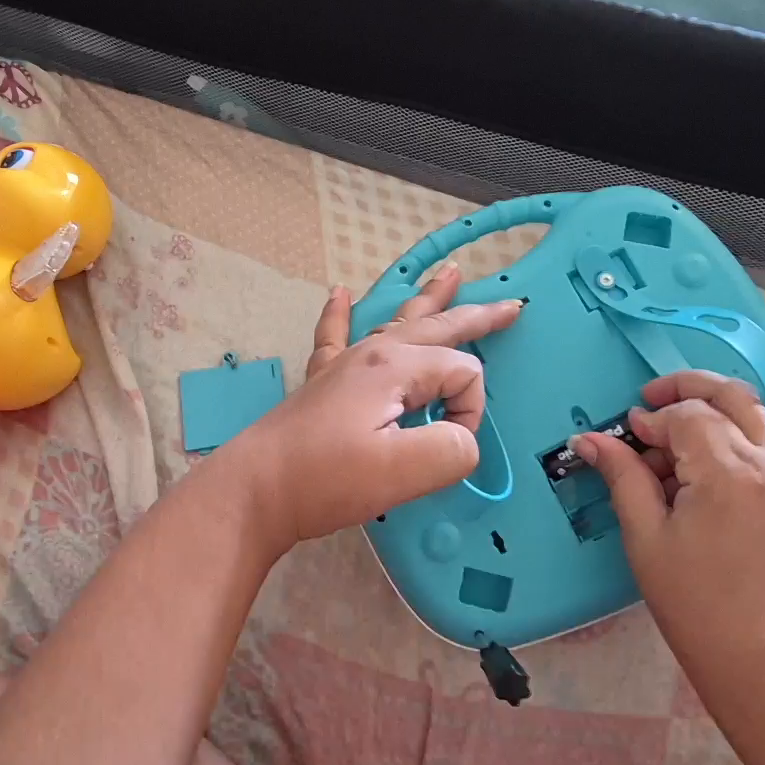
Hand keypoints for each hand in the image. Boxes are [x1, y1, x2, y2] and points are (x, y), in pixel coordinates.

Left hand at [235, 264, 522, 544]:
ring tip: (452, 274)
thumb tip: (461, 436)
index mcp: (397, 368)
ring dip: (428, 301)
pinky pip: (335, 336)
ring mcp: (344, 365)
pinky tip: (337, 293)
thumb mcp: (406, 471)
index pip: (464, 375)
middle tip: (511, 306)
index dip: (470, 413)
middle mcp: (373, 354)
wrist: (254, 489)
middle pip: (438, 327)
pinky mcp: (322, 383)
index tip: (448, 448)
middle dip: (476, 317)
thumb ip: (454, 448)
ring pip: (396, 322)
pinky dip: (340, 314)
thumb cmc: (327, 479)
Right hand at [573, 370, 764, 664]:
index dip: (651, 419)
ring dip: (712, 408)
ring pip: (753, 413)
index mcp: (728, 471)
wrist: (762, 656)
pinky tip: (698, 469)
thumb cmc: (694, 601)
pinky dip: (730, 435)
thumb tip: (589, 438)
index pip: (687, 415)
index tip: (625, 437)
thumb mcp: (646, 537)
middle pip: (730, 395)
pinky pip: (763, 443)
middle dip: (687, 388)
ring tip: (672, 438)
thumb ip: (622, 477)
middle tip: (650, 399)